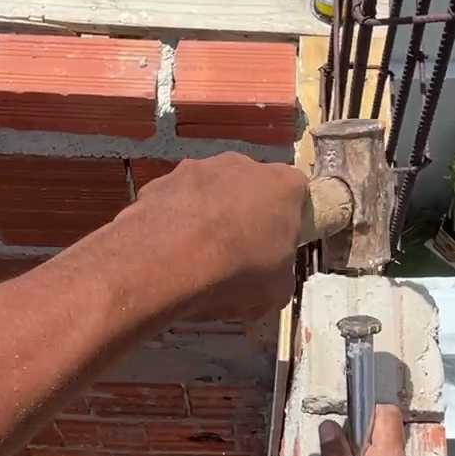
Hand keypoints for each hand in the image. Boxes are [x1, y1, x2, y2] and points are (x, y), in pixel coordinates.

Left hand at [123, 152, 306, 320]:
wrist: (170, 262)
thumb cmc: (240, 271)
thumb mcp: (277, 291)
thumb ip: (279, 275)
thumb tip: (268, 281)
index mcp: (284, 185)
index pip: (294, 197)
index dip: (283, 225)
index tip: (272, 250)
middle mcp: (243, 164)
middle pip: (248, 190)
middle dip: (242, 218)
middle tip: (234, 257)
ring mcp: (197, 168)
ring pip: (208, 194)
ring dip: (205, 219)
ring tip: (194, 259)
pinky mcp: (160, 181)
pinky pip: (173, 204)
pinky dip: (172, 224)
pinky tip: (166, 255)